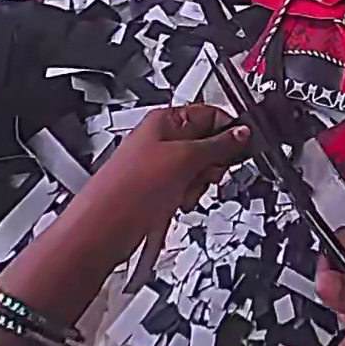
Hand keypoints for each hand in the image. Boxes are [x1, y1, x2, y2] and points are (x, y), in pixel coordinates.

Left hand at [85, 104, 250, 230]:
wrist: (101, 232)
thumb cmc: (129, 189)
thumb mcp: (185, 159)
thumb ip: (218, 145)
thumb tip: (242, 133)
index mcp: (165, 120)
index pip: (210, 113)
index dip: (229, 130)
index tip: (243, 145)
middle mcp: (162, 140)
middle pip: (208, 143)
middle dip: (213, 161)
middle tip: (205, 171)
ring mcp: (160, 167)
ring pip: (200, 169)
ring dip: (200, 183)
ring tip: (186, 190)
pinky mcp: (159, 191)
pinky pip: (187, 188)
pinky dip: (188, 197)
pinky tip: (178, 202)